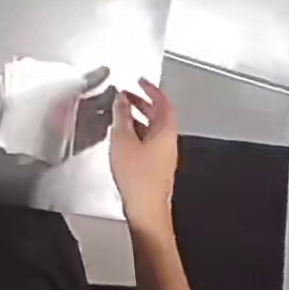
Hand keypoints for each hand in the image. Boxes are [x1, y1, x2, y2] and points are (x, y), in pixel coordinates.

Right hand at [110, 78, 177, 227]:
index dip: (151, 90)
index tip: (141, 81)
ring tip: (120, 112)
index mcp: (165, 132)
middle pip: (158, 115)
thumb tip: (121, 100)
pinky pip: (148, 140)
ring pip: (152, 128)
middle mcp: (168, 142)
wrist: (145, 208)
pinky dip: (136, 131)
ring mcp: (163, 155)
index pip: (162, 103)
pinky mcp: (155, 165)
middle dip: (142, 102)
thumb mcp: (122, 140)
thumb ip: (121, 117)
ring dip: (138, 117)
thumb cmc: (137, 176)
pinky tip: (122, 136)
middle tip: (127, 94)